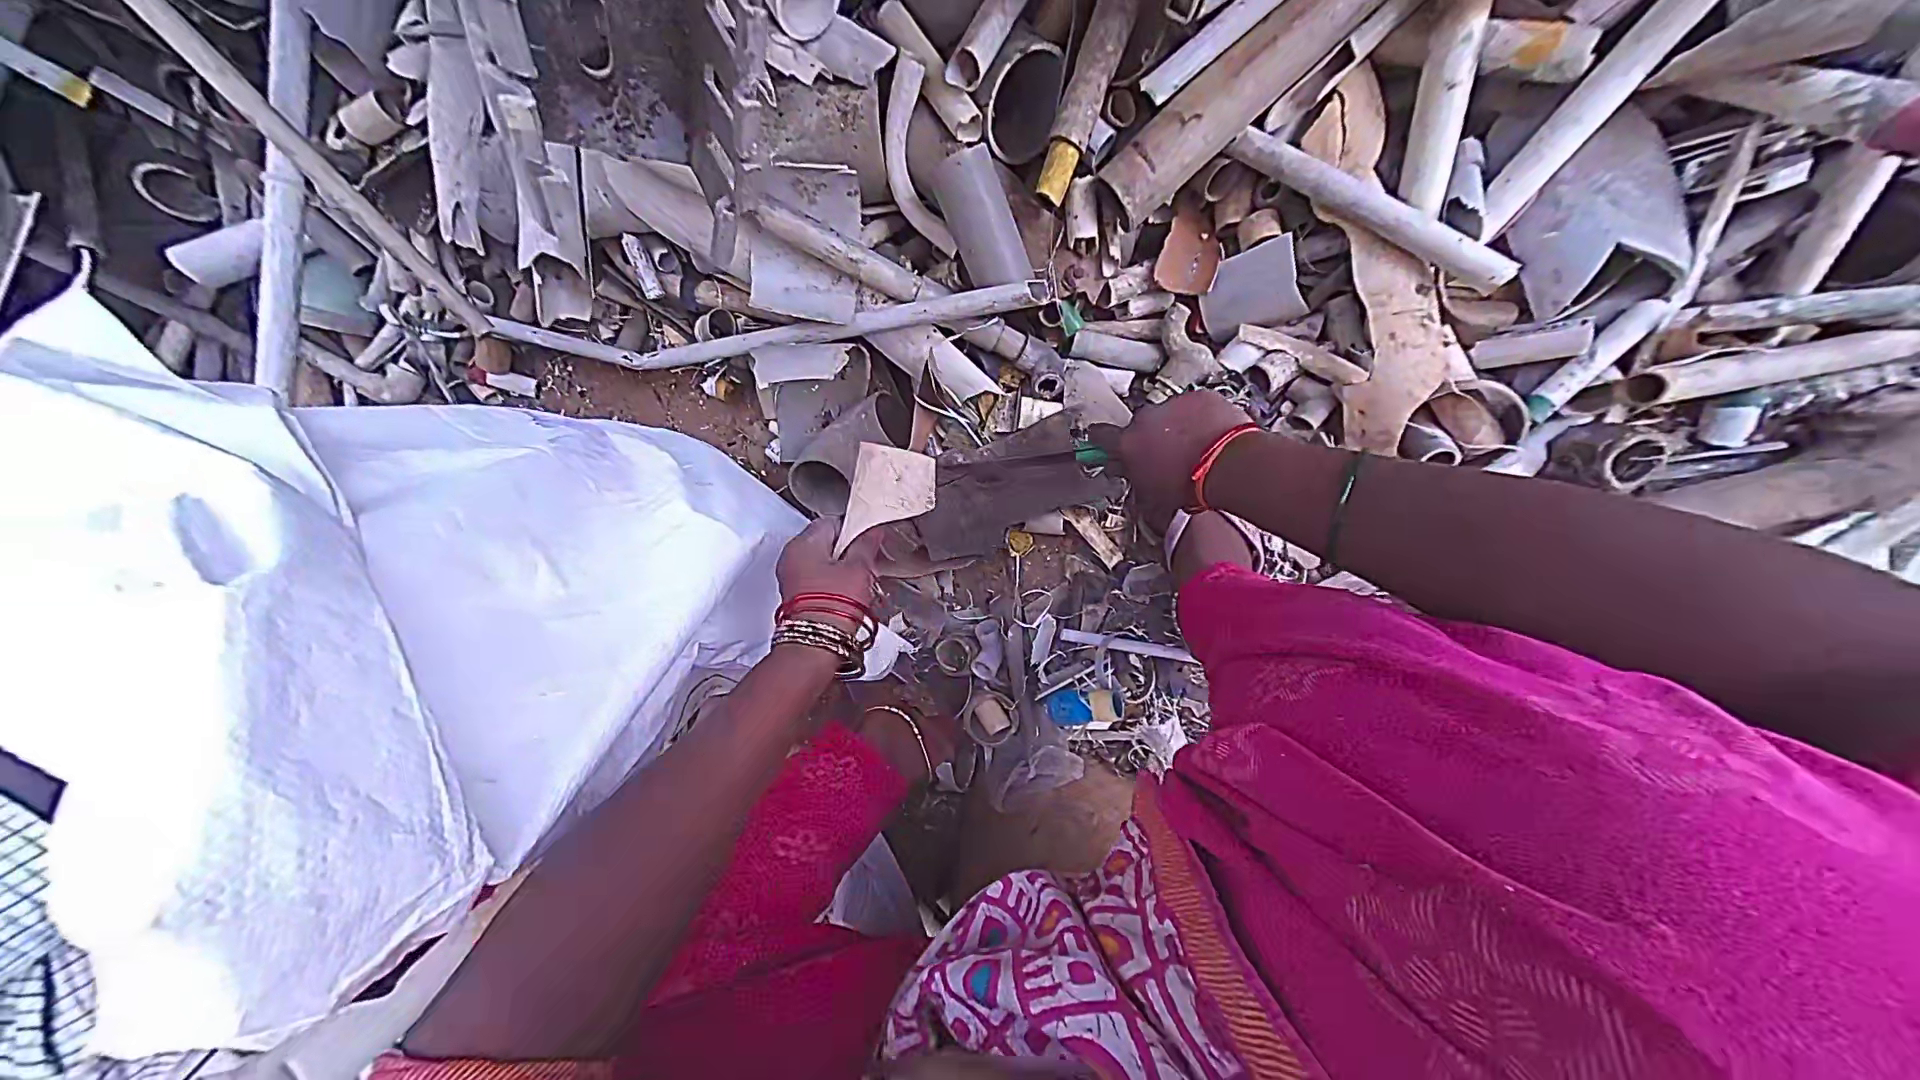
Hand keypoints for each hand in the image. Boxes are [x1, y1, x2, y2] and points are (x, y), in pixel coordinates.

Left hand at [776, 518, 883, 627]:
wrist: (818, 643)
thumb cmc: (834, 605)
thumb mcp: (859, 568)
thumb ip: (866, 544)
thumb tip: (872, 532)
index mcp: (802, 543)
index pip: (831, 521)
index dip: (854, 529)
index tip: (869, 539)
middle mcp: (791, 558)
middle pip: (825, 543)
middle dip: (848, 551)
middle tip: (867, 562)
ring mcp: (791, 578)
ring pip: (822, 562)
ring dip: (842, 568)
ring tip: (860, 581)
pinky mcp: (797, 597)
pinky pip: (817, 581)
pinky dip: (833, 583)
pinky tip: (848, 594)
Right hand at [1087, 391, 1253, 528]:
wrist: (1230, 465)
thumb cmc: (1191, 486)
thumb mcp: (1152, 493)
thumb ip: (1135, 476)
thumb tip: (1130, 471)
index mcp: (1128, 443)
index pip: (1101, 435)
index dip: (1102, 440)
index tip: (1104, 442)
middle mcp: (1145, 419)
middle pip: (1140, 424)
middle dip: (1149, 436)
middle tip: (1164, 454)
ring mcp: (1173, 404)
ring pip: (1169, 413)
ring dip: (1176, 426)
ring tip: (1194, 447)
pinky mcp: (1199, 396)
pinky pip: (1194, 406)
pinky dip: (1200, 417)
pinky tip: (1210, 435)